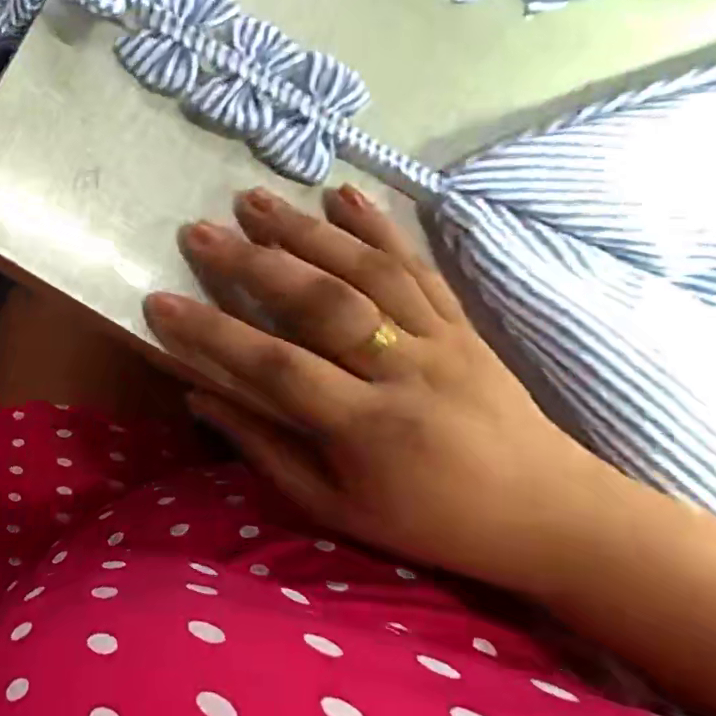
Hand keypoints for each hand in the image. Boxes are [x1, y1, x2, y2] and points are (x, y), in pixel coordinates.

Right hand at [144, 185, 636, 594]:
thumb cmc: (430, 522)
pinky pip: (418, 267)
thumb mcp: (336, 508)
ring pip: (367, 271)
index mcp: (369, 428)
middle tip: (200, 231)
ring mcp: (442, 340)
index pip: (277, 367)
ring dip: (305, 229)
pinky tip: (343, 193)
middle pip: (323, 303)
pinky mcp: (464, 324)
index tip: (160, 303)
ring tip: (253, 199)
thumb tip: (199, 397)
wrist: (555, 516)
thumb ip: (265, 449)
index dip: (214, 333)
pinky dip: (379, 226)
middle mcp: (406, 372)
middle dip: (254, 262)